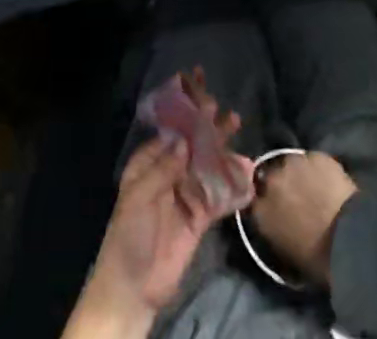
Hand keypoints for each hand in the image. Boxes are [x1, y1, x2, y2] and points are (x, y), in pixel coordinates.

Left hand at [66, 76, 249, 338]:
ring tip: (243, 144)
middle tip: (229, 114)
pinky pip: (219, 197)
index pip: (171, 131)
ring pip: (209, 168)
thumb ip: (164, 169)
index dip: (186, 111)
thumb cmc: (129, 234)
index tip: (201, 89)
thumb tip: (184, 142)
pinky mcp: (200, 217)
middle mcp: (169, 173)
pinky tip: (248, 178)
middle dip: (210, 130)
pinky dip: (233, 188)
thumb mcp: (139, 197)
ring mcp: (186, 194)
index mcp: (149, 163)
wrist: (133, 287)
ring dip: (226, 156)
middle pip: (194, 146)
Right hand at [251, 151, 358, 288]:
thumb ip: (273, 228)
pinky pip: (313, 160)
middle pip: (271, 177)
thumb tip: (276, 220)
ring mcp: (293, 164)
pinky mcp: (315, 156)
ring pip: (291, 164)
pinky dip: (318, 169)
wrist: (349, 239)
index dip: (267, 203)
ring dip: (298, 173)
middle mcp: (271, 182)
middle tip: (296, 196)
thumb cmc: (318, 258)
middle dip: (281, 184)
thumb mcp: (285, 251)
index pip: (255, 200)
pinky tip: (328, 180)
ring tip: (313, 185)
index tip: (277, 208)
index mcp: (260, 211)